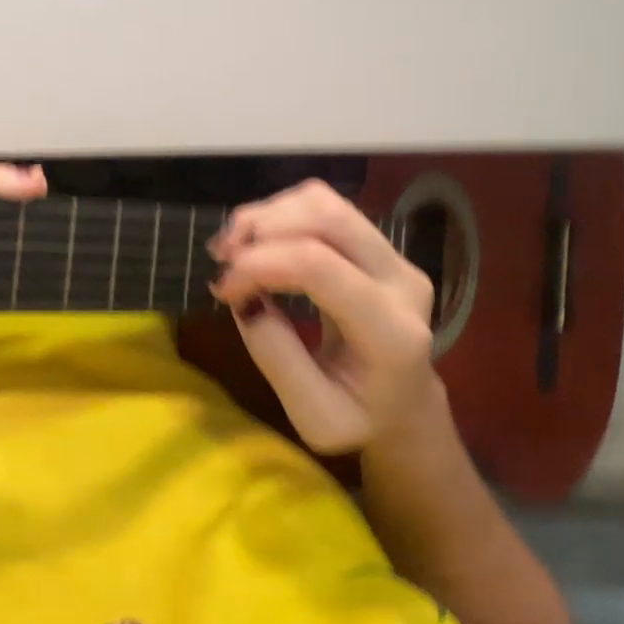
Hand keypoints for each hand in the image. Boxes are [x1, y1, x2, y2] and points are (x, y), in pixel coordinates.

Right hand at [208, 180, 438, 454]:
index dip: (257, 264)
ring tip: (233, 247)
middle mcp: (402, 282)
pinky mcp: (378, 246)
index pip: (318, 265)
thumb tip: (245, 299)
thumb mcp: (312, 416)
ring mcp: (395, 257)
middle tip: (220, 256)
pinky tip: (257, 242)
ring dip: (267, 214)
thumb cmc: (357, 420)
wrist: (404, 409)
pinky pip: (325, 207)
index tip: (221, 289)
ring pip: (324, 202)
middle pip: (326, 217)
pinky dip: (279, 214)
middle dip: (260, 225)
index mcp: (391, 333)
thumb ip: (277, 358)